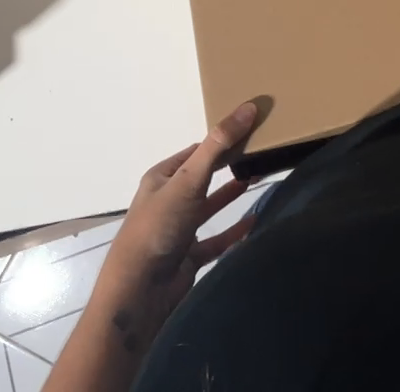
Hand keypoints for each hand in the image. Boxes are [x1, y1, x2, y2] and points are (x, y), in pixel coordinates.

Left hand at [108, 101, 259, 319]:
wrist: (139, 293)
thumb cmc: (159, 227)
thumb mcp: (188, 179)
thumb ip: (218, 145)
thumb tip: (249, 107)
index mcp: (161, 179)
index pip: (195, 152)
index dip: (220, 140)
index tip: (250, 130)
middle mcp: (168, 201)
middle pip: (202, 177)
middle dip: (228, 165)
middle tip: (259, 152)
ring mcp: (178, 229)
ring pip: (209, 206)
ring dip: (230, 194)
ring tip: (258, 179)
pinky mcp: (188, 256)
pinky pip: (216, 239)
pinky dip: (234, 231)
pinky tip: (254, 222)